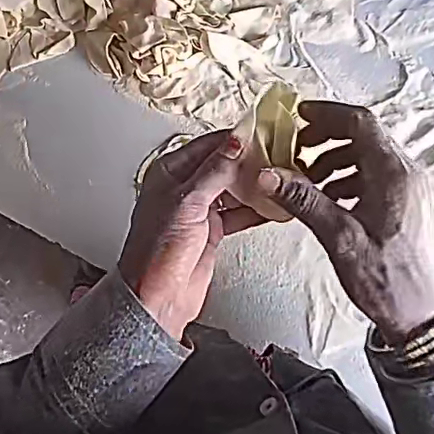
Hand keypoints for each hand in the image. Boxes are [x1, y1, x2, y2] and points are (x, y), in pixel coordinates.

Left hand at [118, 131, 268, 337]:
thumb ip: (214, 171)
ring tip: (278, 180)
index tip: (261, 135)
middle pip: (224, 166)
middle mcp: (184, 189)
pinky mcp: (212, 230)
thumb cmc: (155, 252)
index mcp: (170, 173)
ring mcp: (200, 210)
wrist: (157, 298)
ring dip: (255, 186)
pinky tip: (272, 206)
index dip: (234, 140)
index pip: (208, 145)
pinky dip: (256, 210)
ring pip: (234, 189)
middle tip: (276, 157)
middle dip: (249, 163)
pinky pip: (239, 213)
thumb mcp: (187, 202)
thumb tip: (234, 144)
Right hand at [258, 102, 433, 342]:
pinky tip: (328, 196)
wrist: (418, 315)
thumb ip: (304, 201)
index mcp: (394, 174)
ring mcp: (408, 188)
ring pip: (367, 155)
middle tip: (297, 147)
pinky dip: (347, 175)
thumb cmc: (386, 280)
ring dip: (335, 158)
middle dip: (327, 136)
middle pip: (364, 135)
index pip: (361, 123)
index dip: (328, 114)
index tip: (300, 116)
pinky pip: (373, 174)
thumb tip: (271, 175)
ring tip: (307, 178)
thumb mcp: (339, 238)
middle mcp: (406, 174)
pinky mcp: (404, 203)